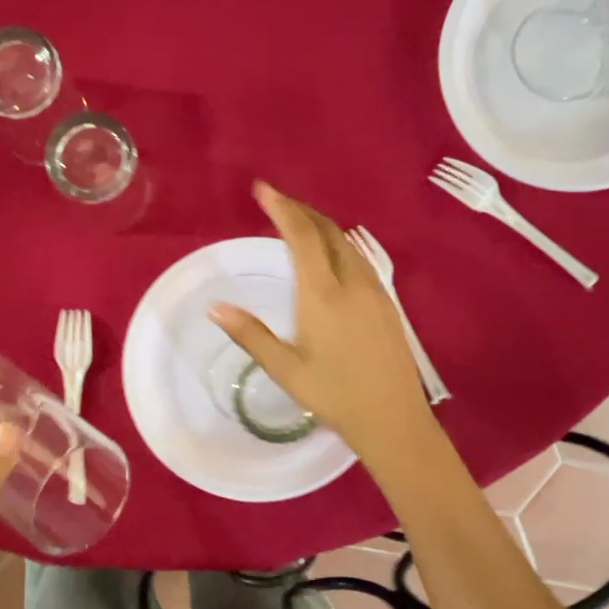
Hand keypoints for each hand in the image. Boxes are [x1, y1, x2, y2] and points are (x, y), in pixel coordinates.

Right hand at [210, 181, 443, 467]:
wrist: (393, 419)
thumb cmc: (334, 395)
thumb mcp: (285, 369)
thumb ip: (250, 334)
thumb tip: (215, 307)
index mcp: (323, 294)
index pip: (302, 236)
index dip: (282, 208)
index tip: (263, 189)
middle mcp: (352, 283)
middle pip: (327, 231)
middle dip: (301, 211)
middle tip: (276, 203)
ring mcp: (375, 291)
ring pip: (347, 243)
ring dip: (321, 226)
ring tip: (298, 223)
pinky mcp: (387, 303)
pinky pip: (360, 258)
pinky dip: (338, 245)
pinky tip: (330, 257)